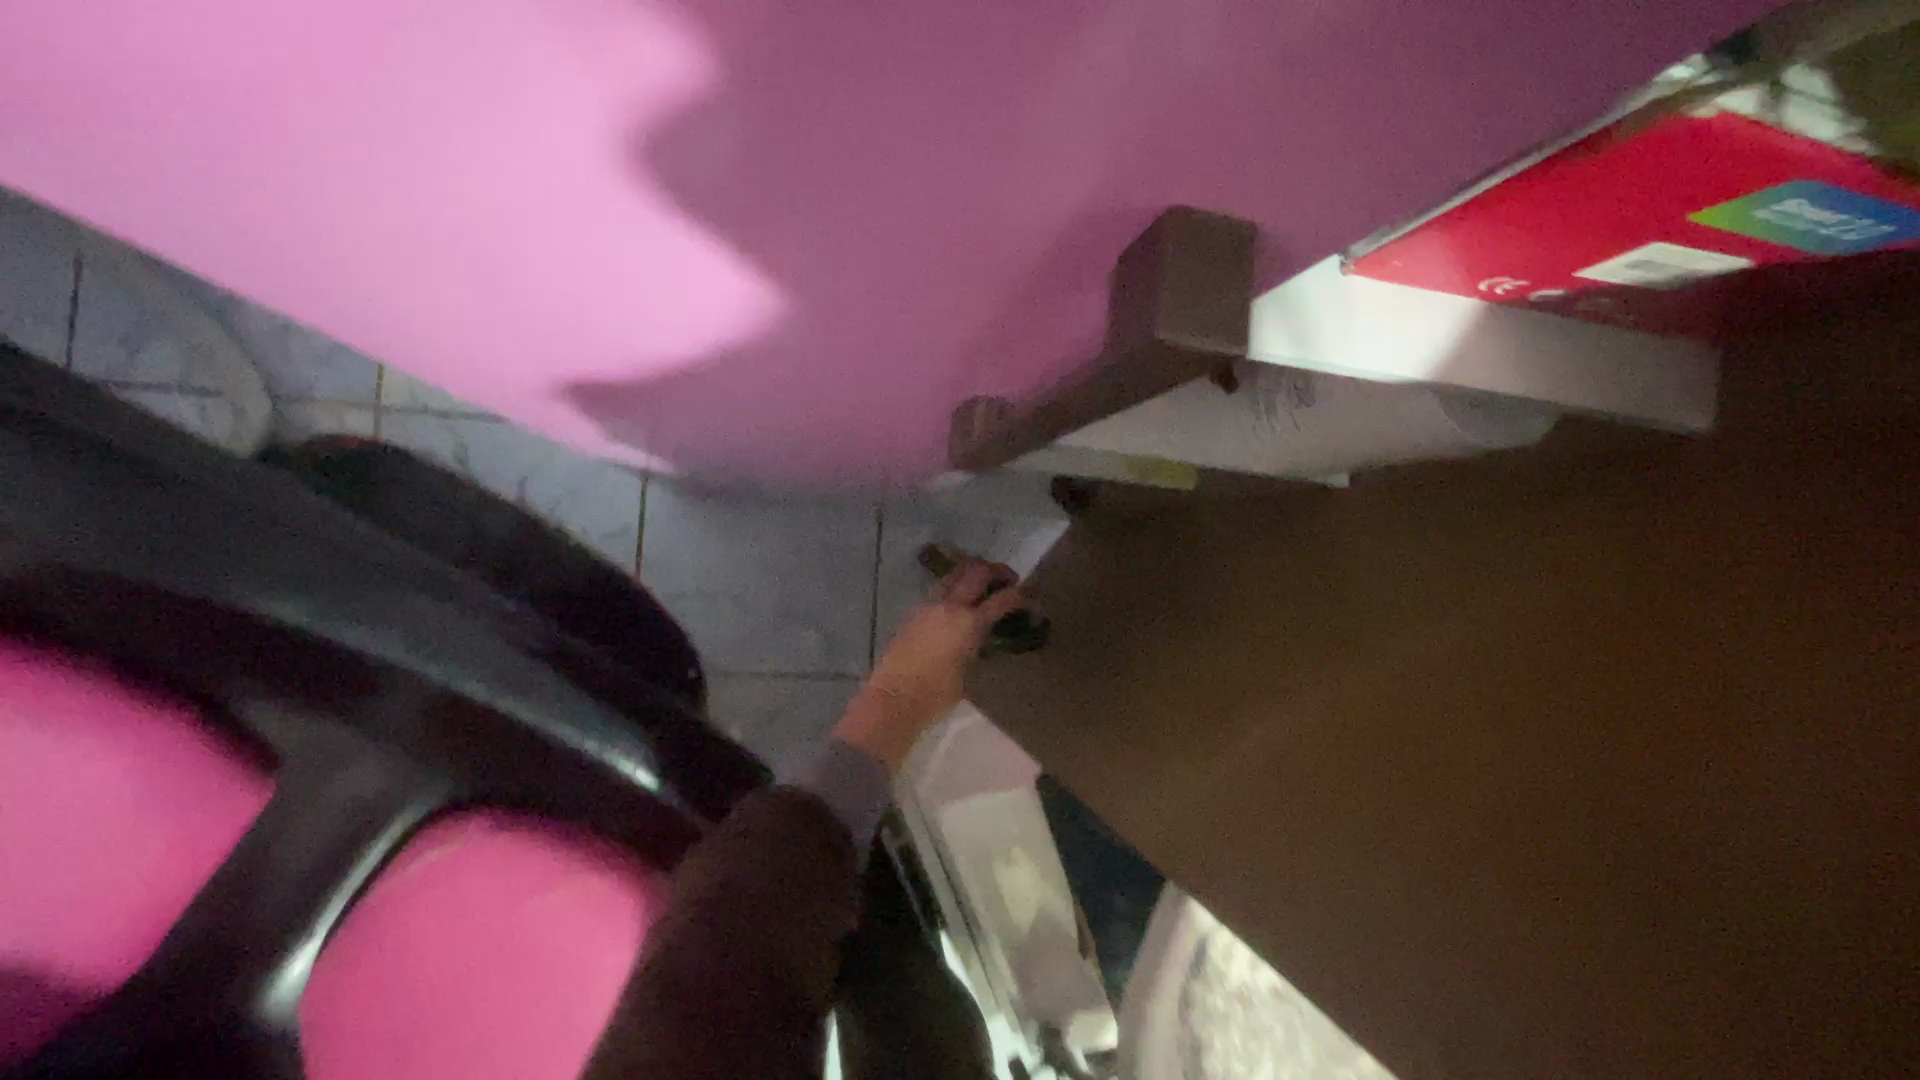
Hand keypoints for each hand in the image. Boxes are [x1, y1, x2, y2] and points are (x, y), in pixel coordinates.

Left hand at [835, 555, 1023, 770]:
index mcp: (969, 623)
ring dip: (970, 573)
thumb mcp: (968, 671)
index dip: (1017, 594)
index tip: (1026, 593)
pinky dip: (952, 588)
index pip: (1000, 599)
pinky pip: (937, 591)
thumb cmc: (937, 694)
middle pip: (975, 572)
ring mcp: (928, 606)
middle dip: (995, 570)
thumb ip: (977, 645)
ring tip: (981, 583)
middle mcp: (950, 606)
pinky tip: (956, 603)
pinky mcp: (913, 613)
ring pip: (952, 575)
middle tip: (1008, 578)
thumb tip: (981, 636)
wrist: (894, 697)